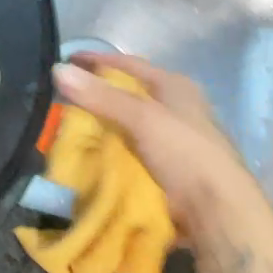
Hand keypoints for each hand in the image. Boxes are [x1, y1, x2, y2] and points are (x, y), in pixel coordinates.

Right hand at [50, 53, 269, 235]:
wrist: (215, 211)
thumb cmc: (185, 153)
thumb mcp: (142, 118)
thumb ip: (101, 96)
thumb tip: (57, 70)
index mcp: (175, 87)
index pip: (128, 64)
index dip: (97, 61)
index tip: (63, 61)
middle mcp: (173, 108)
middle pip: (126, 94)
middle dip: (93, 95)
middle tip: (57, 98)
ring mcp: (169, 140)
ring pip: (124, 124)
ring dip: (97, 126)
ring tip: (62, 128)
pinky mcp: (162, 167)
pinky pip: (125, 152)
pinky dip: (105, 151)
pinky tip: (83, 155)